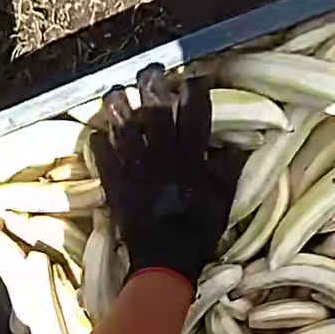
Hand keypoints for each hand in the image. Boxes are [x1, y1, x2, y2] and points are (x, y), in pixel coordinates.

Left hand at [87, 66, 232, 285]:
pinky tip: (99, 133)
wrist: (164, 263)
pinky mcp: (116, 185)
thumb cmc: (198, 234)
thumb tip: (235, 147)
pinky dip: (100, 143)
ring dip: (120, 108)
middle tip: (151, 70)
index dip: (194, 93)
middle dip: (154, 87)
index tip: (194, 79)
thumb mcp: (222, 204)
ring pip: (125, 130)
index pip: (195, 117)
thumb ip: (227, 172)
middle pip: (156, 114)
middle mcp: (162, 159)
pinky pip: (104, 158)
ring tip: (117, 92)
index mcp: (190, 161)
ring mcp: (136, 171)